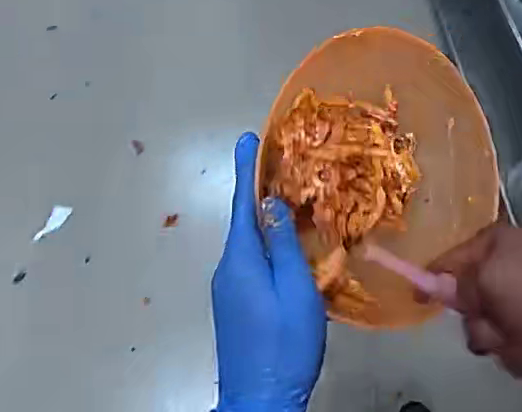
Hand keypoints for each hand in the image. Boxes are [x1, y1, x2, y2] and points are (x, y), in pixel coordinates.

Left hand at [211, 132, 326, 411]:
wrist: (259, 403)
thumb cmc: (283, 343)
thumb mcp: (294, 289)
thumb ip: (283, 243)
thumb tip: (270, 201)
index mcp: (241, 257)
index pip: (242, 201)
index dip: (246, 168)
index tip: (247, 137)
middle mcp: (227, 266)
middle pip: (244, 219)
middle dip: (258, 190)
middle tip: (277, 163)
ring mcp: (227, 287)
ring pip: (247, 241)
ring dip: (263, 218)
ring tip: (286, 199)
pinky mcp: (233, 305)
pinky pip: (248, 260)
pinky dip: (263, 243)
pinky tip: (282, 247)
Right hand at [429, 223, 521, 393]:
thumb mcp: (491, 282)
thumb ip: (459, 286)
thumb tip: (434, 284)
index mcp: (494, 245)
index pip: (450, 260)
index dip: (432, 278)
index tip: (415, 299)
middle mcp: (511, 270)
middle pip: (474, 309)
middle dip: (485, 328)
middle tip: (500, 330)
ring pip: (500, 339)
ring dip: (514, 349)